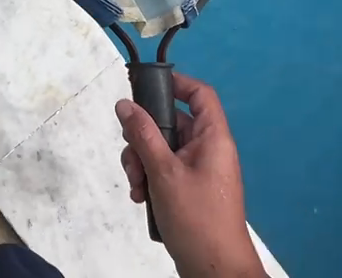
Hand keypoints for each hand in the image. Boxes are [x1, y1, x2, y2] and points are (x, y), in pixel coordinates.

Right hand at [116, 73, 264, 277]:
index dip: (176, 82)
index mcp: (212, 139)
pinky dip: (149, 179)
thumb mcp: (164, 172)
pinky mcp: (189, 191)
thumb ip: (143, 135)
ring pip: (161, 148)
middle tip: (131, 153)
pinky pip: (163, 170)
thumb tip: (124, 104)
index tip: (146, 85)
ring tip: (136, 184)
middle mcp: (207, 150)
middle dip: (143, 136)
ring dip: (142, 161)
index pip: (200, 94)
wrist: (216, 274)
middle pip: (170, 123)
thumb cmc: (196, 218)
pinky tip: (140, 197)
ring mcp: (198, 172)